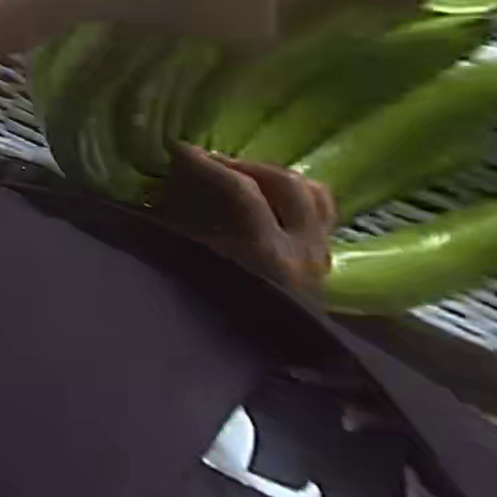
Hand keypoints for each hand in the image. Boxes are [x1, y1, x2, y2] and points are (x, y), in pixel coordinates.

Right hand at [151, 144, 332, 294]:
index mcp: (262, 250)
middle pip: (285, 184)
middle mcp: (303, 249)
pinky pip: (320, 210)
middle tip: (208, 159)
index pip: (240, 189)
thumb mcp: (179, 253)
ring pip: (312, 192)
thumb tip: (171, 175)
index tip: (176, 149)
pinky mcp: (325, 256)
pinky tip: (263, 194)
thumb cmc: (202, 298)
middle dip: (242, 164)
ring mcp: (321, 253)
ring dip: (271, 174)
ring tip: (238, 173)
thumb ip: (177, 216)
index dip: (204, 163)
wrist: (249, 347)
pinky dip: (292, 193)